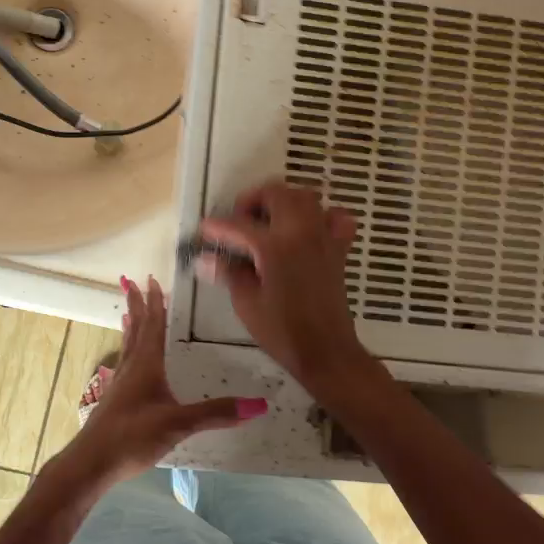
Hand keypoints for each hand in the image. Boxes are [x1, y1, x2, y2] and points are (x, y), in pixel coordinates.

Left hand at [59, 275, 266, 487]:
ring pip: (126, 347)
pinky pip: (123, 365)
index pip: (153, 326)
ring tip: (128, 312)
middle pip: (136, 330)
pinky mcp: (113, 402)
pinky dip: (126, 352)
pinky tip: (124, 363)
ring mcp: (119, 386)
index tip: (151, 279)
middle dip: (137, 306)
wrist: (91, 464)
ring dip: (130, 327)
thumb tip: (260, 404)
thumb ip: (217, 413)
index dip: (155, 303)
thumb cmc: (132, 437)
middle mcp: (130, 369)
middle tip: (130, 282)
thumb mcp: (178, 424)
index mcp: (146, 366)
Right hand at [194, 181, 370, 387]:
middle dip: (252, 201)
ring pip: (304, 196)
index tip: (204, 232)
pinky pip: (334, 218)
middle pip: (275, 193)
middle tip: (237, 223)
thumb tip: (207, 259)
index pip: (238, 224)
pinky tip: (307, 231)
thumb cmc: (282, 331)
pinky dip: (321, 216)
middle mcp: (301, 231)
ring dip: (283, 201)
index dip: (217, 227)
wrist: (325, 350)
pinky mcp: (338, 249)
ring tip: (267, 221)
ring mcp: (323, 237)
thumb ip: (230, 273)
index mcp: (274, 245)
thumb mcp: (247, 302)